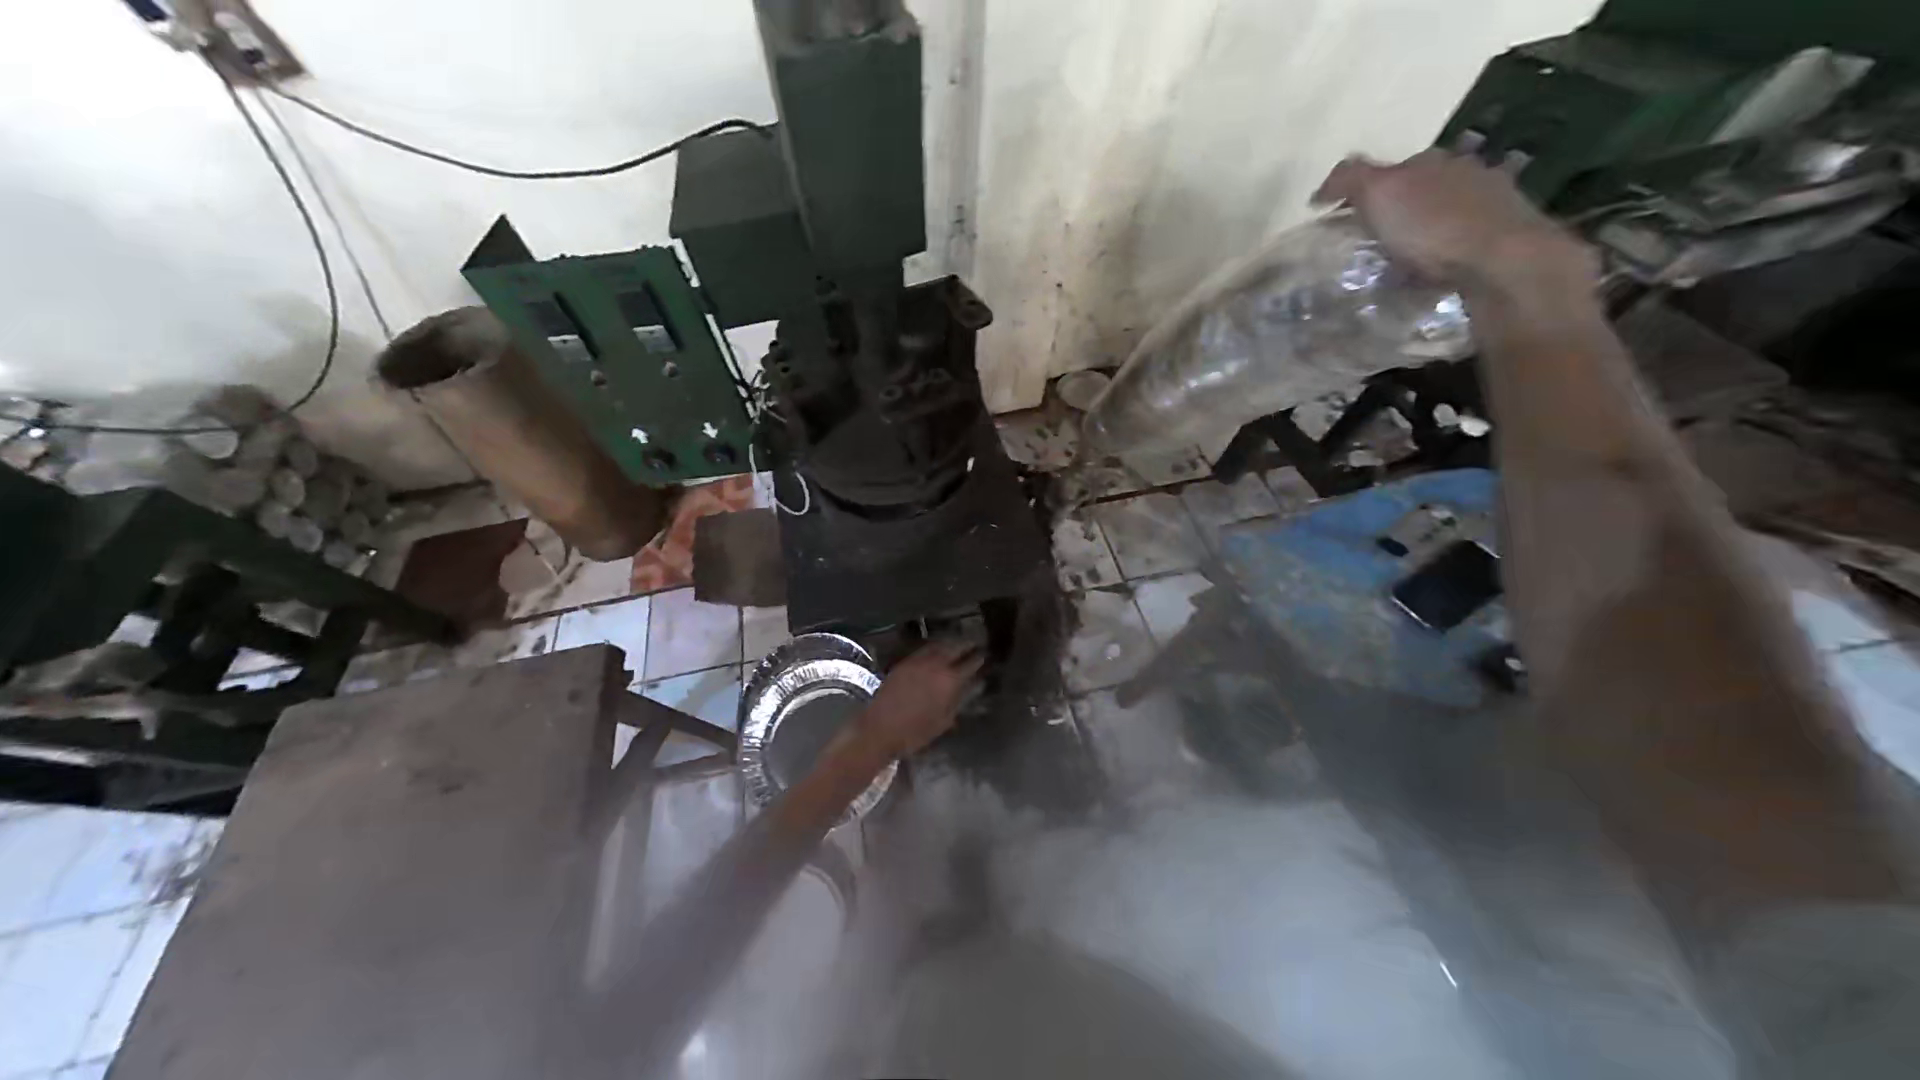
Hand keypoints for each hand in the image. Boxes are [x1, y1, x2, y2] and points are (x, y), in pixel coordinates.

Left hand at [855, 640, 984, 759]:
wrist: (880, 729)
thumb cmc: (916, 732)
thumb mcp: (944, 720)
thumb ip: (959, 700)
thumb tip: (972, 686)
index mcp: (950, 680)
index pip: (971, 662)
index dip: (981, 657)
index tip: (987, 654)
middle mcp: (936, 664)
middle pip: (956, 646)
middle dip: (967, 644)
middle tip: (975, 643)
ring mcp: (918, 661)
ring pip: (939, 644)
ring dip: (951, 643)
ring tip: (958, 643)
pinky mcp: (905, 662)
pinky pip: (924, 649)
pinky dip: (935, 647)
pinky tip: (937, 650)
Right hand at [1313, 149, 1593, 294]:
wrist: (1501, 261)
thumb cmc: (1433, 226)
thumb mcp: (1379, 194)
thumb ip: (1350, 180)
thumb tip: (1321, 189)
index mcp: (1431, 161)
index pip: (1389, 170)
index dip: (1361, 193)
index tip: (1341, 221)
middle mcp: (1465, 172)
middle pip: (1420, 189)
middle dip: (1395, 209)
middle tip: (1369, 241)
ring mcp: (1491, 203)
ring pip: (1444, 213)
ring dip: (1423, 231)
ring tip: (1400, 262)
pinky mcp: (1503, 238)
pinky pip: (1462, 243)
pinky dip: (1444, 253)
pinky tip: (1432, 273)